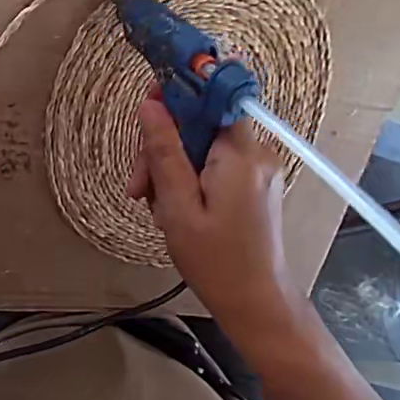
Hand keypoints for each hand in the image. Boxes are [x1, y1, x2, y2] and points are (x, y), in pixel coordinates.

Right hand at [126, 97, 295, 333]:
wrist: (257, 304)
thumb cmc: (216, 262)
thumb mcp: (178, 208)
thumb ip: (164, 152)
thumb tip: (150, 105)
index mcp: (240, 155)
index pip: (212, 96)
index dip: (178, 95)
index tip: (148, 109)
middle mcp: (257, 153)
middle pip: (202, 124)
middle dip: (165, 147)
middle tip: (140, 187)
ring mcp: (259, 169)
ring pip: (204, 145)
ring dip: (173, 167)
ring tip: (156, 206)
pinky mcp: (256, 183)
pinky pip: (217, 163)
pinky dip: (192, 178)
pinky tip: (175, 208)